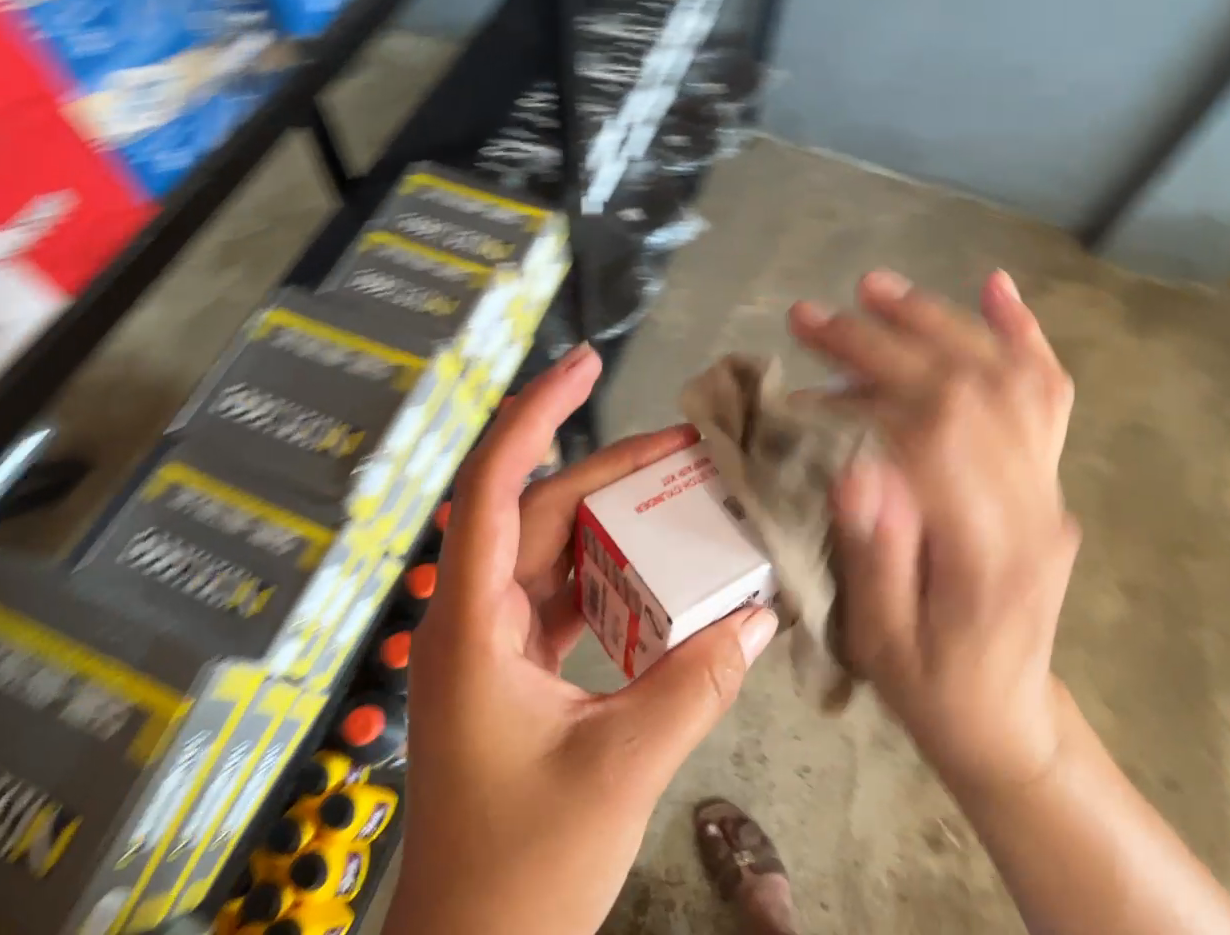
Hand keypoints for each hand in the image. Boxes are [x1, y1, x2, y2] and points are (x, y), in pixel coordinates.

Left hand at [385, 344, 779, 934]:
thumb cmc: (522, 864)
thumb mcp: (619, 767)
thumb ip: (692, 686)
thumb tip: (757, 621)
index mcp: (472, 624)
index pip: (492, 486)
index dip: (534, 416)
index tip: (583, 365)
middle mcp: (474, 620)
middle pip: (537, 514)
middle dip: (607, 473)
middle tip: (684, 448)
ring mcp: (494, 647)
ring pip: (555, 557)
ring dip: (615, 528)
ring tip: (683, 500)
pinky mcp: (517, 675)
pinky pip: (568, 603)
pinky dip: (615, 585)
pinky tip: (666, 581)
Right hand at [789, 270, 1079, 794]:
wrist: (1005, 715)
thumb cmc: (931, 687)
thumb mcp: (883, 643)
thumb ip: (876, 557)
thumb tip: (856, 467)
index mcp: (988, 547)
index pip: (939, 431)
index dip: (875, 377)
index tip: (812, 353)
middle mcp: (1032, 504)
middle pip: (967, 390)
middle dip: (887, 339)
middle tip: (814, 315)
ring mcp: (1048, 486)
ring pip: (1008, 378)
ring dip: (940, 323)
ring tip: (876, 290)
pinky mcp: (1046, 479)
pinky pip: (1045, 396)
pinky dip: (1022, 337)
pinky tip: (996, 291)